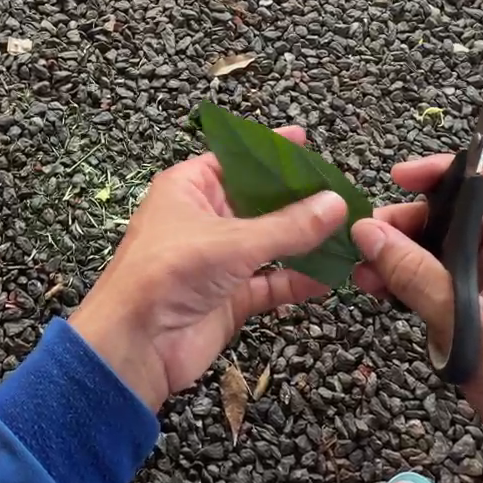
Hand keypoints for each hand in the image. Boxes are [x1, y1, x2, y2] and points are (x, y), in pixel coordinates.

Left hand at [70, 128, 349, 411]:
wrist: (135, 343)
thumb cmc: (169, 271)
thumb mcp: (233, 240)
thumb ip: (288, 226)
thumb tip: (335, 202)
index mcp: (189, 187)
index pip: (235, 158)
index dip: (269, 150)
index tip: (305, 140)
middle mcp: (203, 217)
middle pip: (257, 200)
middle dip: (296, 199)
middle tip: (340, 190)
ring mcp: (217, 258)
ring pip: (268, 241)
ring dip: (303, 240)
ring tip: (347, 233)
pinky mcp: (229, 295)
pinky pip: (269, 281)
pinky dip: (296, 279)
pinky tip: (330, 277)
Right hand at [351, 157, 482, 482]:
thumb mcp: (472, 330)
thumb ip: (417, 276)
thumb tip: (366, 231)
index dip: (442, 172)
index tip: (395, 181)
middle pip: (460, 216)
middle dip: (409, 225)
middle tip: (368, 241)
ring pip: (449, 250)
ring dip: (407, 257)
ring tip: (367, 274)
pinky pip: (451, 281)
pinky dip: (419, 283)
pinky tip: (387, 293)